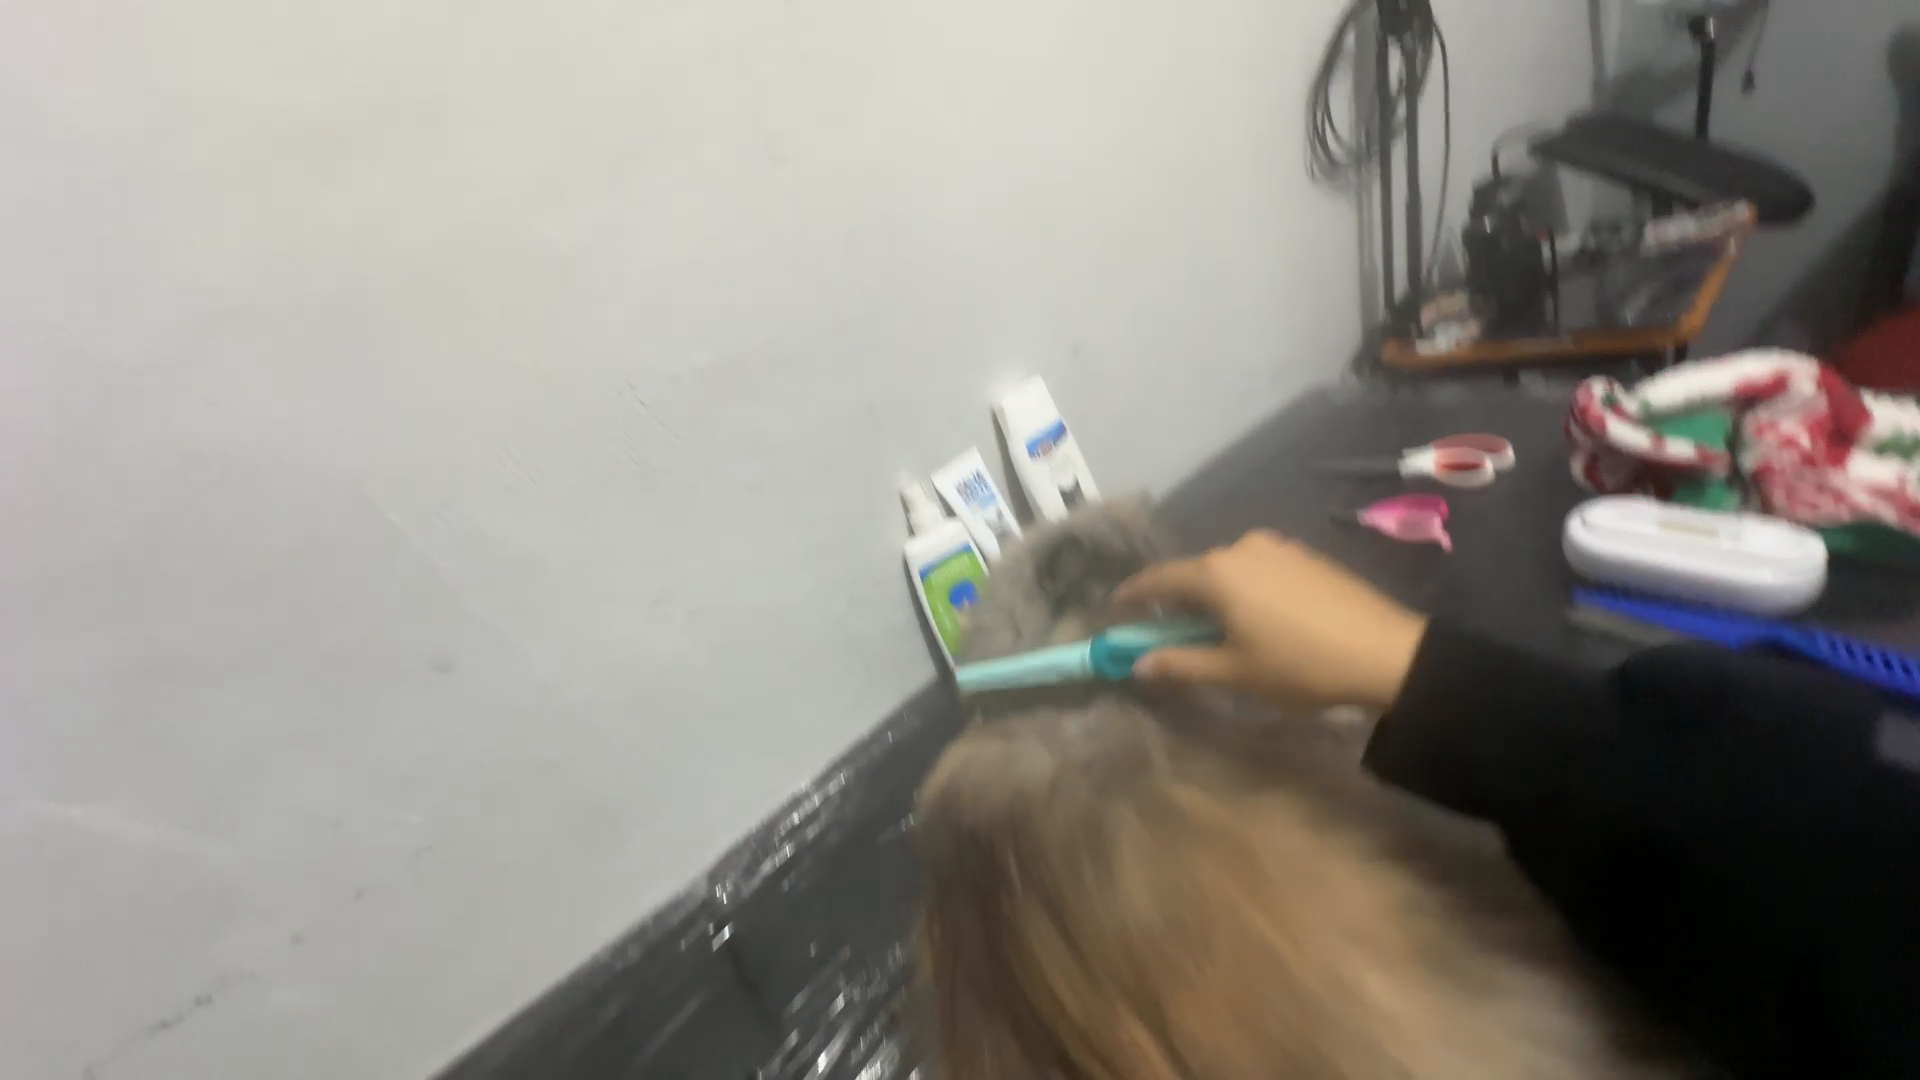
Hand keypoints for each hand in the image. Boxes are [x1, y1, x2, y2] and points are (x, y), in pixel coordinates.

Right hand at [1112, 529, 1428, 709]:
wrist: (1389, 653)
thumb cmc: (1301, 665)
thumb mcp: (1234, 672)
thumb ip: (1180, 664)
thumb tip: (1138, 665)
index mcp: (1217, 573)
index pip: (1159, 579)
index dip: (1133, 594)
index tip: (1114, 608)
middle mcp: (1240, 548)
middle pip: (1193, 572)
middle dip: (1176, 599)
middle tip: (1169, 629)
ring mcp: (1276, 547)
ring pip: (1226, 569)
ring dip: (1212, 594)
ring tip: (1218, 627)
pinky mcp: (1304, 554)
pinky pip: (1256, 568)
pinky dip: (1242, 587)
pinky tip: (1257, 615)